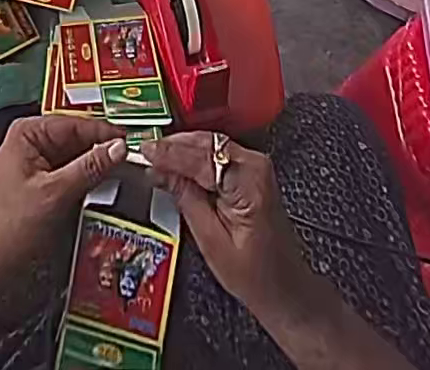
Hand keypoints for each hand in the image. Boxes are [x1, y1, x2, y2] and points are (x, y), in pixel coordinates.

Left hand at [0, 118, 125, 369]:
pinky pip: (78, 181)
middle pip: (81, 141)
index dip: (106, 133)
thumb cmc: (4, 230)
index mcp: (29, 132)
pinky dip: (94, 186)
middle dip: (105, 152)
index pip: (77, 123)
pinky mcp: (49, 193)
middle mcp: (35, 145)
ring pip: (82, 162)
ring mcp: (42, 169)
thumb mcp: (53, 193)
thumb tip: (117, 148)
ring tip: (129, 176)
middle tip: (136, 160)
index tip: (133, 142)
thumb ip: (89, 167)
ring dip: (102, 170)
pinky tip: (111, 194)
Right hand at [141, 131, 316, 315]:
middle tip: (145, 152)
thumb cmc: (255, 274)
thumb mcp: (211, 241)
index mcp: (248, 184)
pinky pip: (216, 151)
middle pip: (204, 143)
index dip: (168, 152)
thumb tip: (160, 170)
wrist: (284, 286)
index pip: (199, 158)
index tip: (145, 150)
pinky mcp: (249, 167)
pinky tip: (177, 161)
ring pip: (209, 143)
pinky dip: (194, 154)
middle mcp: (254, 166)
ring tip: (156, 157)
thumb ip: (185, 198)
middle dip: (173, 146)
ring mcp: (254, 164)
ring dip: (181, 148)